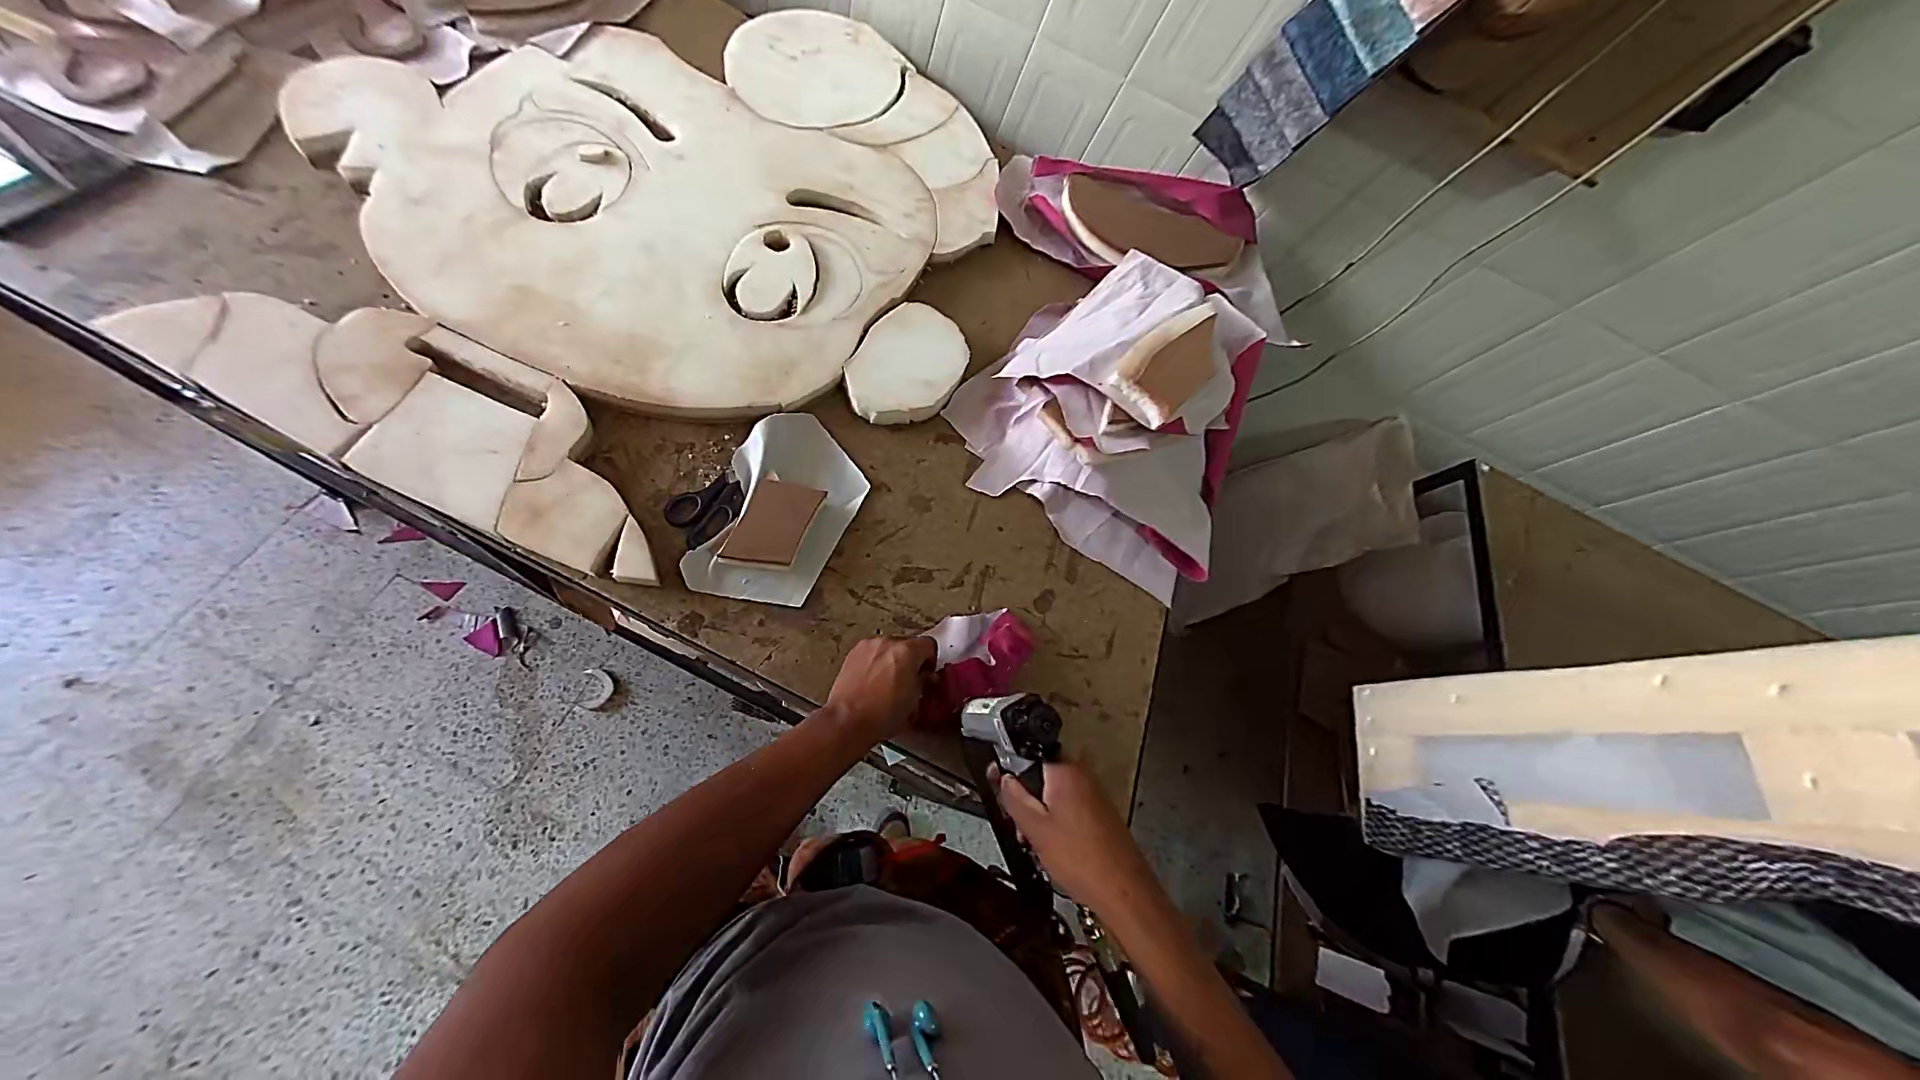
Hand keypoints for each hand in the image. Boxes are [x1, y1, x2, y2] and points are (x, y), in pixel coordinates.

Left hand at [817, 635, 935, 746]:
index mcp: (907, 651)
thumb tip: (926, 678)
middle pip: (907, 644)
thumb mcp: (915, 703)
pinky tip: (872, 682)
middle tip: (908, 681)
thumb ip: (924, 683)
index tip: (927, 673)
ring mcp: (868, 646)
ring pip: (888, 648)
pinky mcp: (853, 653)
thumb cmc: (881, 715)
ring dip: (891, 660)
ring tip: (887, 683)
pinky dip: (875, 663)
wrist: (848, 720)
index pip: (929, 645)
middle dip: (910, 660)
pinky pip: (872, 653)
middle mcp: (887, 643)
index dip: (930, 660)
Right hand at [996, 761, 1155, 916]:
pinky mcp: (1101, 814)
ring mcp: (1095, 794)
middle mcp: (1083, 775)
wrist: (1122, 890)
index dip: (1012, 775)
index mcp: (1065, 771)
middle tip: (1020, 826)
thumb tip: (1003, 778)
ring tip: (1036, 842)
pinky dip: (1059, 823)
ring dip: (1041, 814)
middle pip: (1042, 777)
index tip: (1004, 795)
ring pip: (1055, 796)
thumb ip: (1013, 797)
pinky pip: (1070, 809)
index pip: (1028, 756)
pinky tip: (1056, 848)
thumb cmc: (1079, 858)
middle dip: (1027, 799)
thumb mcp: (1034, 828)